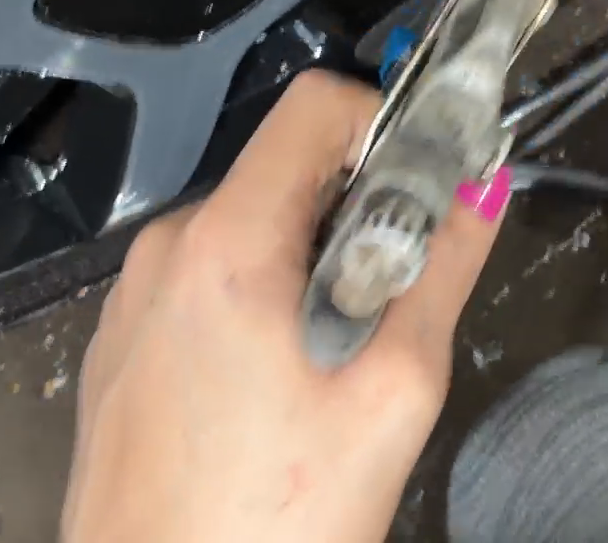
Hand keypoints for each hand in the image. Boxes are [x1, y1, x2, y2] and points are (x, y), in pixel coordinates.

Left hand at [61, 71, 506, 542]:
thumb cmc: (283, 521)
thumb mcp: (395, 390)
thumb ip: (443, 269)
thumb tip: (485, 185)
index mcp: (227, 240)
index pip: (313, 105)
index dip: (379, 123)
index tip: (416, 185)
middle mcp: (167, 244)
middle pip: (285, 167)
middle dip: (353, 206)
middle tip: (388, 289)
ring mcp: (134, 291)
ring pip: (251, 221)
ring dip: (309, 255)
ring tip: (332, 349)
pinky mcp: (123, 335)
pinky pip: (209, 272)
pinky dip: (259, 290)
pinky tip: (274, 377)